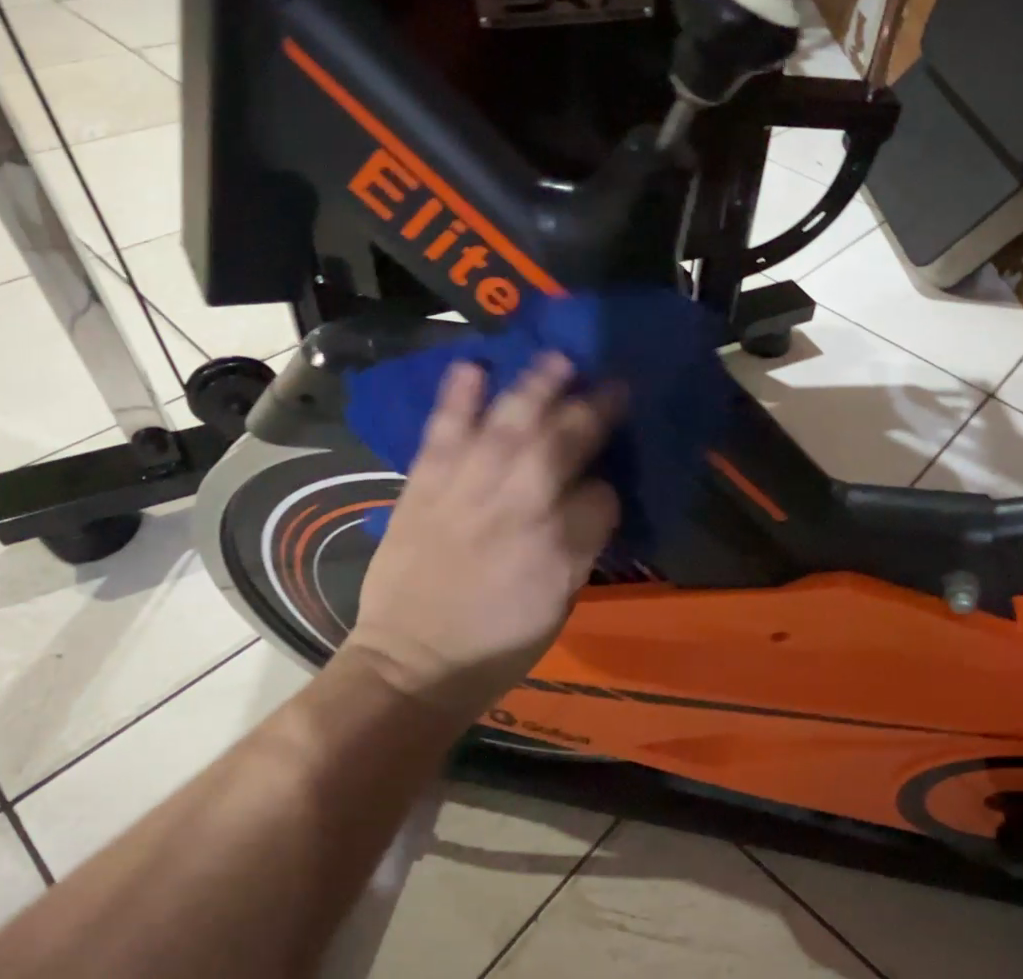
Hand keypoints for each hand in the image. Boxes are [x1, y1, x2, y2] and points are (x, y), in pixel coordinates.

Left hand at [342, 353, 622, 717]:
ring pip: (507, 427)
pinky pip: (443, 434)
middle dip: (591, 410)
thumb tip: (590, 502)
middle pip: (562, 445)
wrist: (410, 665)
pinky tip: (473, 366)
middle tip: (611, 381)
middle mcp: (519, 512)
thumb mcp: (558, 606)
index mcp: (559, 551)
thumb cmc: (496, 647)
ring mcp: (467, 493)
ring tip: (559, 357)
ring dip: (535, 387)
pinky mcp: (424, 488)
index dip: (610, 482)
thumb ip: (578, 548)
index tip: (611, 474)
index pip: (602, 497)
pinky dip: (456, 399)